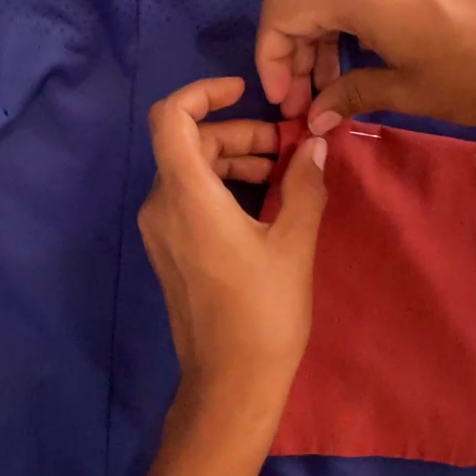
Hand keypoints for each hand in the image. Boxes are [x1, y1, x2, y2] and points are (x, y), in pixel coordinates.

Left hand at [138, 78, 328, 408]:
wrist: (230, 384)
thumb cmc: (265, 312)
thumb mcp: (294, 243)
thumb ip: (305, 185)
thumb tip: (316, 145)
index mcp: (188, 196)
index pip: (171, 116)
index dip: (203, 92)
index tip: (243, 93)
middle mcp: (161, 206)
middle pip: (188, 142)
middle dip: (238, 134)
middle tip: (287, 148)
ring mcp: (160, 230)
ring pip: (189, 169)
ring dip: (233, 159)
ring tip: (283, 174)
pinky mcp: (168, 249)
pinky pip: (188, 197)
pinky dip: (222, 185)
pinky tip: (263, 203)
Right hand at [255, 0, 475, 130]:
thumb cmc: (472, 74)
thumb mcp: (404, 90)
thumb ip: (348, 96)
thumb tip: (313, 118)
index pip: (281, 12)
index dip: (269, 57)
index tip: (283, 101)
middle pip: (303, 6)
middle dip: (292, 57)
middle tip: (302, 106)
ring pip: (329, 4)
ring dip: (318, 49)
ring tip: (327, 96)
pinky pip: (358, 2)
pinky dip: (345, 36)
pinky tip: (356, 71)